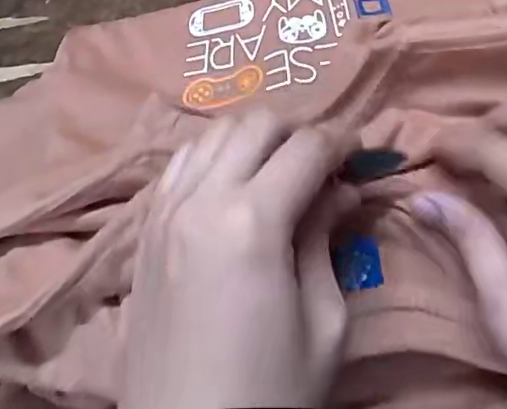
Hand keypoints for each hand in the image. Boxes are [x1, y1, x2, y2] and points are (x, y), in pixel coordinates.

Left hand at [123, 112, 355, 408]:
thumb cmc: (269, 393)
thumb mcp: (322, 325)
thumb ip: (326, 239)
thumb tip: (344, 190)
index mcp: (252, 221)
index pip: (305, 148)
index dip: (341, 140)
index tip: (361, 148)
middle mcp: (203, 197)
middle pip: (256, 124)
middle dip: (297, 129)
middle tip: (324, 159)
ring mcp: (166, 206)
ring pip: (214, 131)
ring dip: (254, 135)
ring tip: (281, 163)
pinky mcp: (145, 223)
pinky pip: (181, 160)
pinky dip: (213, 152)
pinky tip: (231, 177)